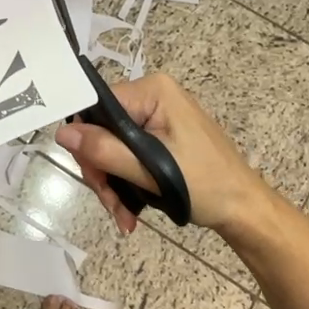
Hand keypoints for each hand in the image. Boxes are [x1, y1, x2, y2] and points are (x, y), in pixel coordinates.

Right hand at [55, 74, 280, 237]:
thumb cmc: (207, 186)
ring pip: (112, 146)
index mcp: (153, 91)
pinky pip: (128, 153)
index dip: (87, 142)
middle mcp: (153, 96)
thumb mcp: (151, 170)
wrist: (245, 210)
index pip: (98, 107)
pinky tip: (130, 210)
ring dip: (113, 183)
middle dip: (102, 172)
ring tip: (124, 216)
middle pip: (103, 130)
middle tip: (112, 206)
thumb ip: (105, 150)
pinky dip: (125, 181)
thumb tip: (63, 133)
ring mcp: (157, 116)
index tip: (94, 177)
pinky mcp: (160, 136)